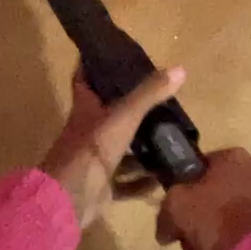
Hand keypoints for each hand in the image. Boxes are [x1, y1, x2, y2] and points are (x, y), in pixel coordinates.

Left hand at [39, 65, 185, 226]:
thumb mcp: (123, 116)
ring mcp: (95, 159)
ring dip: (142, 145)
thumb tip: (179, 69)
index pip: (85, 78)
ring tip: (170, 136)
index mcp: (86, 108)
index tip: (110, 52)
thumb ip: (149, 94)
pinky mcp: (103, 186)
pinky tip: (165, 177)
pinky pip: (127, 181)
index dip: (93, 63)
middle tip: (159, 96)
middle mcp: (89, 130)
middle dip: (131, 105)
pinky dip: (144, 180)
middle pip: (109, 113)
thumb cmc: (92, 148)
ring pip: (121, 148)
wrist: (70, 198)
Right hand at [156, 148, 250, 249]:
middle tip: (189, 245)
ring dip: (217, 241)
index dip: (184, 193)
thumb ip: (166, 212)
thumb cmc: (217, 219)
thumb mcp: (176, 208)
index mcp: (232, 156)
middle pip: (219, 197)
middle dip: (201, 223)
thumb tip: (166, 230)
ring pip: (236, 219)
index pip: (200, 168)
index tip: (177, 217)